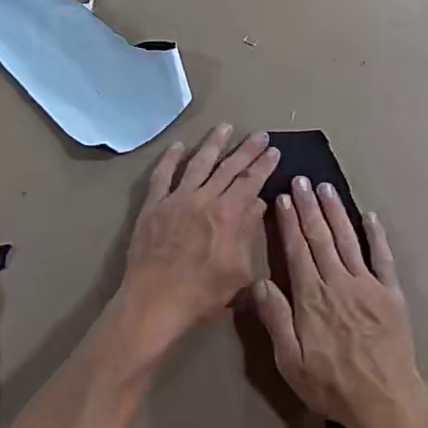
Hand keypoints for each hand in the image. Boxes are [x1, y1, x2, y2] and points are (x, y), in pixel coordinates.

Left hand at [115, 124, 278, 354]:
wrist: (155, 300)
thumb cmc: (202, 293)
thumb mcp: (239, 270)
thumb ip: (249, 233)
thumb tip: (258, 203)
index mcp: (228, 215)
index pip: (251, 182)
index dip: (264, 165)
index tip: (274, 151)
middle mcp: (204, 199)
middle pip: (229, 167)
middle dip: (247, 149)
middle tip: (260, 134)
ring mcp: (176, 199)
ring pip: (198, 163)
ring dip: (213, 144)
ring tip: (225, 127)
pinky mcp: (153, 205)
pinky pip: (163, 175)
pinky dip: (171, 158)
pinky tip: (178, 146)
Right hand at [252, 178, 427, 427]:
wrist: (386, 401)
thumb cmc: (332, 385)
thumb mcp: (290, 361)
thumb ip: (275, 319)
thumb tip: (258, 283)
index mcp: (311, 297)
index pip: (297, 250)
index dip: (288, 222)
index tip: (282, 198)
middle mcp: (338, 282)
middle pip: (320, 236)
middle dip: (308, 206)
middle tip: (300, 180)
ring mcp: (368, 285)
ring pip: (348, 239)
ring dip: (335, 211)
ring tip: (325, 187)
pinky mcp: (391, 293)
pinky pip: (383, 257)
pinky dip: (376, 234)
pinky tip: (369, 215)